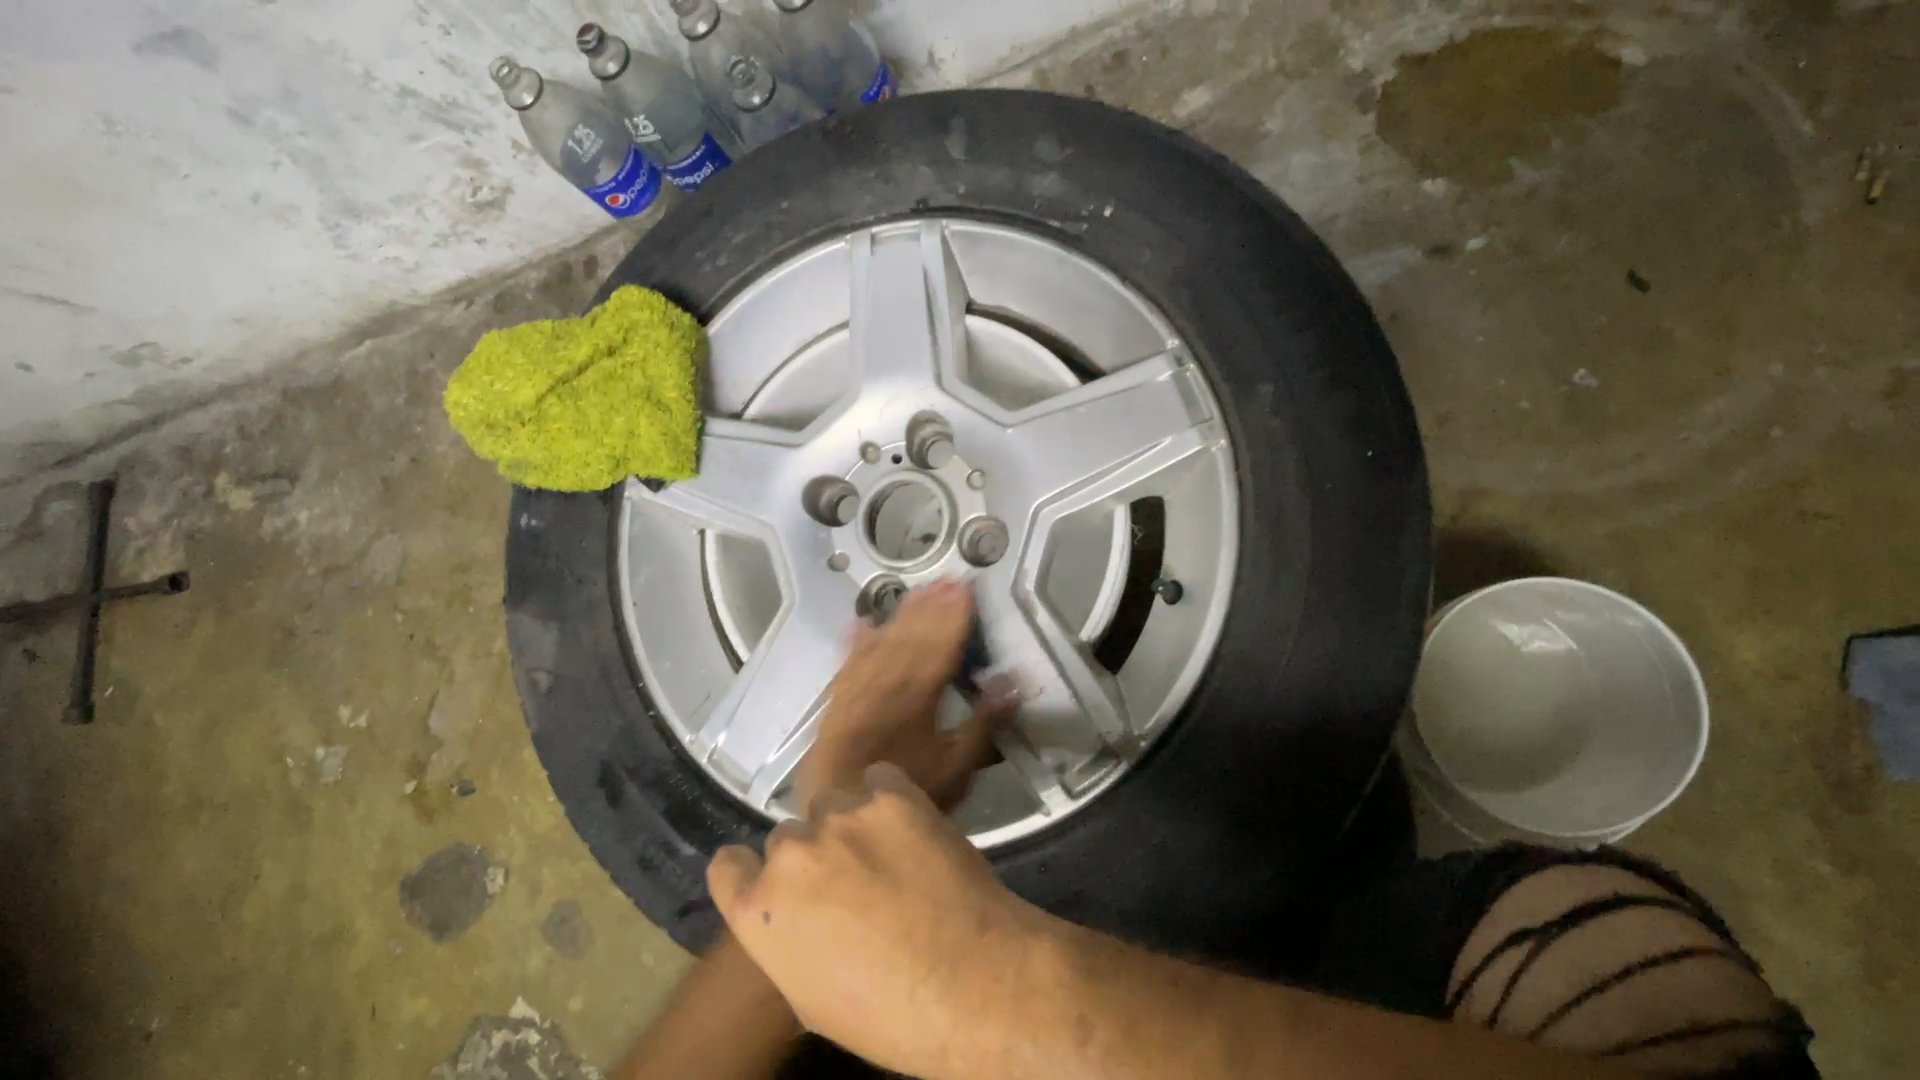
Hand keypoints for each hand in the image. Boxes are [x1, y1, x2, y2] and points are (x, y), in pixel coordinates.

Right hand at [709, 764, 1050, 1078]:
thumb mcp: (813, 999)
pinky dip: (890, 797)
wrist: (972, 983)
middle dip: (814, 855)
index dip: (754, 872)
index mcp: (759, 909)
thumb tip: (802, 923)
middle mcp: (791, 854)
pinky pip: (879, 779)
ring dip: (852, 824)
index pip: (729, 866)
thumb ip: (790, 943)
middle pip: (789, 837)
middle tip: (853, 880)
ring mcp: (843, 819)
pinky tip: (911, 824)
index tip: (780, 881)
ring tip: (890, 851)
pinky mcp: (894, 797)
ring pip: (833, 804)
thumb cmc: (890, 1015)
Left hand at [795, 581, 1018, 812]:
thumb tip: (1012, 684)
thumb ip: (983, 724)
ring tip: (919, 590)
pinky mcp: (838, 698)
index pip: (942, 645)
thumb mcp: (957, 768)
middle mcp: (888, 680)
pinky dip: (857, 639)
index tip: (967, 590)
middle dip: (932, 606)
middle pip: (913, 635)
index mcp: (920, 694)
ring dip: (902, 613)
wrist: (841, 810)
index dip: (956, 616)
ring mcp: (859, 686)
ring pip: (883, 640)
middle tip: (947, 580)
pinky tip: (862, 621)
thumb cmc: (907, 790)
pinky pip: (849, 658)